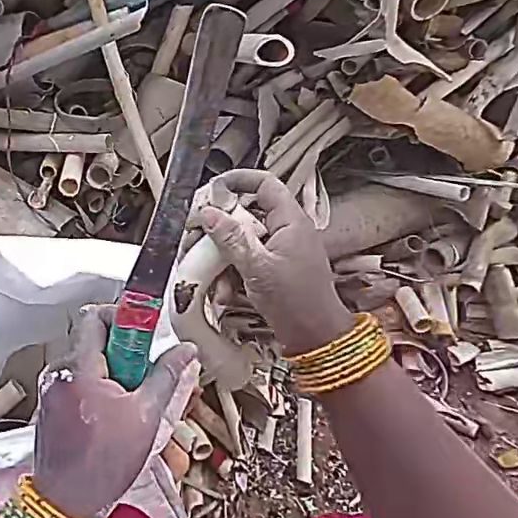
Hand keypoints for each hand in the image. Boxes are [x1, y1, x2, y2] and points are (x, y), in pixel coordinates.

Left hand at [32, 305, 196, 517]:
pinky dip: (99, 388)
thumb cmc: (103, 465)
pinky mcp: (50, 405)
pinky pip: (78, 380)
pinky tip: (114, 415)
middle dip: (125, 352)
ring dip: (114, 372)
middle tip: (144, 376)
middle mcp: (59, 372)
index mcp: (79, 368)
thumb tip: (186, 350)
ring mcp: (52, 389)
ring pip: (88, 362)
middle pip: (95, 339)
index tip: (145, 333)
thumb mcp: (146, 416)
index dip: (124, 317)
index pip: (96, 316)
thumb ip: (166, 376)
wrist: (65, 507)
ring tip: (131, 402)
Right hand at [196, 169, 353, 352]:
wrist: (317, 338)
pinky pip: (249, 256)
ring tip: (211, 268)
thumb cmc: (296, 303)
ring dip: (225, 251)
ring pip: (245, 236)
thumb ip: (232, 238)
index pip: (265, 183)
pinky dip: (234, 269)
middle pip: (249, 210)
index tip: (213, 189)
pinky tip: (225, 289)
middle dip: (222, 223)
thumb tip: (208, 212)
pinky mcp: (276, 266)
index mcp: (291, 221)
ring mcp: (282, 248)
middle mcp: (287, 229)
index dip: (238, 180)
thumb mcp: (258, 268)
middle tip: (200, 232)